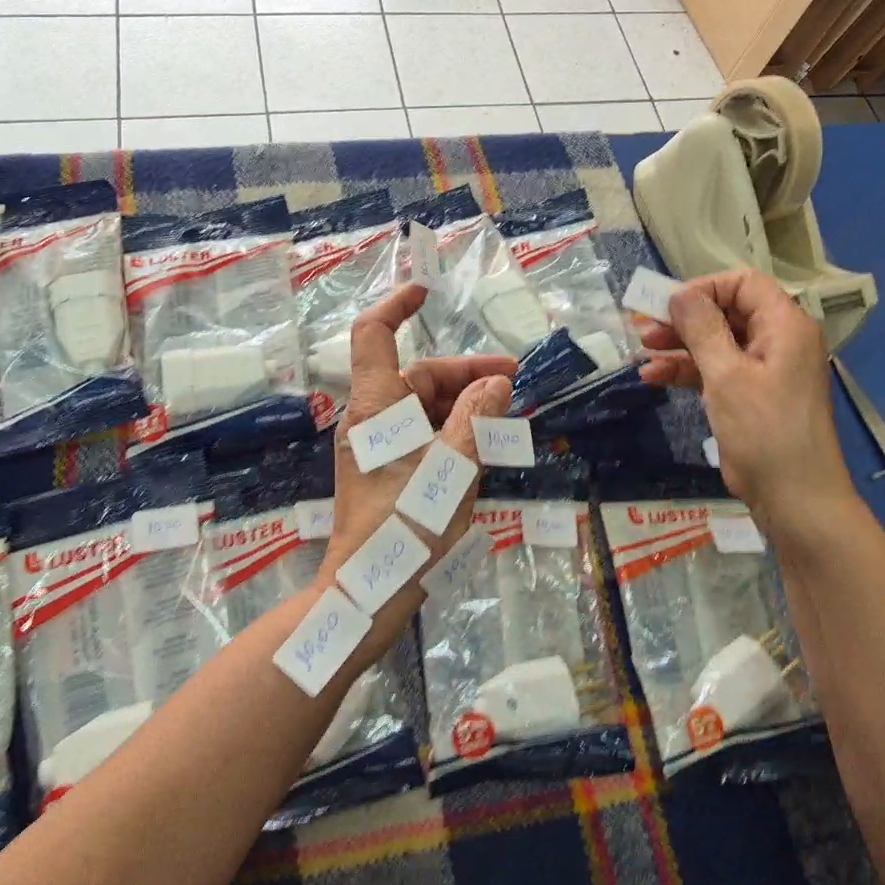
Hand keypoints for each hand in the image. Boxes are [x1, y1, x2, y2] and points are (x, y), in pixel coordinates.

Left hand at [322, 285, 513, 648]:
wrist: (369, 593)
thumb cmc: (407, 527)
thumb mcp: (452, 468)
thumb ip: (476, 420)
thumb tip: (497, 383)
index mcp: (375, 407)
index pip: (374, 335)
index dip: (398, 305)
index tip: (429, 291)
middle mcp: (371, 421)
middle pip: (416, 376)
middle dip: (466, 373)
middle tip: (515, 382)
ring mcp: (377, 450)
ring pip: (424, 408)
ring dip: (465, 405)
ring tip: (509, 416)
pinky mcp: (387, 475)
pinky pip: (423, 437)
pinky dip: (453, 433)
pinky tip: (486, 445)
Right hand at [636, 268, 855, 522]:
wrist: (794, 497)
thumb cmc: (764, 430)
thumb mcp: (727, 374)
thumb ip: (702, 329)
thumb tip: (679, 294)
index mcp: (785, 326)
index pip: (743, 284)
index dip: (703, 289)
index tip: (666, 305)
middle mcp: (778, 341)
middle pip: (726, 313)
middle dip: (683, 319)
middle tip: (642, 329)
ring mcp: (764, 371)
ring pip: (716, 343)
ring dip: (679, 346)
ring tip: (642, 354)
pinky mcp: (750, 397)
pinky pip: (715, 371)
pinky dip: (686, 372)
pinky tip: (654, 377)